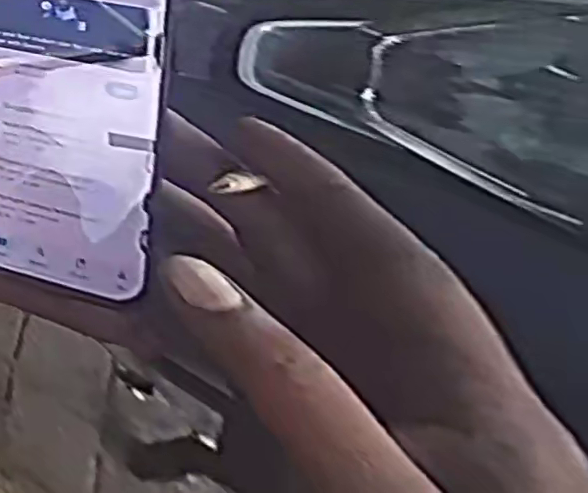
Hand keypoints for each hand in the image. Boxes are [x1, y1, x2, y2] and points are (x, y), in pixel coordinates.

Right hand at [0, 113, 587, 492]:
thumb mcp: (377, 485)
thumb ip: (290, 380)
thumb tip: (188, 273)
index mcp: (460, 392)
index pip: (387, 259)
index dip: (317, 186)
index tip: (247, 130)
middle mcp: (393, 383)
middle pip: (301, 265)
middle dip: (226, 196)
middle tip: (154, 143)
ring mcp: (336, 407)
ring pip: (252, 301)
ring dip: (187, 245)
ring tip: (126, 196)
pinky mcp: (285, 435)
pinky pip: (221, 352)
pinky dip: (173, 313)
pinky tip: (129, 284)